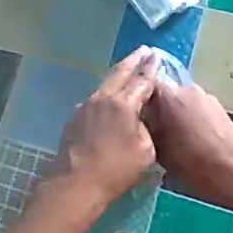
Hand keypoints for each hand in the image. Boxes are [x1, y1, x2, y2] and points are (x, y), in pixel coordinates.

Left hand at [32, 49, 159, 225]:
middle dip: (133, 61)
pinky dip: (106, 94)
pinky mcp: (75, 117)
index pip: (141, 81)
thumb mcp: (145, 151)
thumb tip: (139, 120)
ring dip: (117, 75)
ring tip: (127, 69)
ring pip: (104, 85)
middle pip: (119, 74)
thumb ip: (146, 129)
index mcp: (123, 104)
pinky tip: (109, 98)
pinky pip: (95, 99)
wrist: (76, 181)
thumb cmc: (116, 169)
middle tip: (143, 50)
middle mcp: (102, 98)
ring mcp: (85, 106)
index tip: (156, 56)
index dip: (151, 69)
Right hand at [143, 80, 232, 209]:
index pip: (145, 85)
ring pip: (182, 103)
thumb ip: (146, 129)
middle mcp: (188, 89)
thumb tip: (140, 121)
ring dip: (175, 115)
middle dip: (157, 108)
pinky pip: (197, 110)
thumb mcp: (158, 149)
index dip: (137, 98)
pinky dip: (191, 121)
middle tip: (151, 129)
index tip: (133, 114)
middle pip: (165, 93)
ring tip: (173, 138)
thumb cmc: (193, 162)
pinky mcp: (220, 110)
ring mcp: (207, 98)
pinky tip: (191, 141)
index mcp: (169, 95)